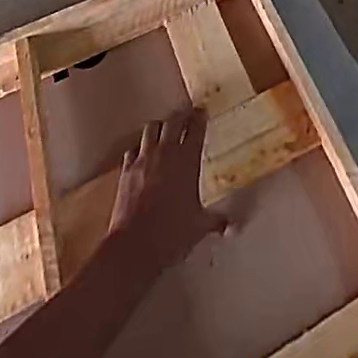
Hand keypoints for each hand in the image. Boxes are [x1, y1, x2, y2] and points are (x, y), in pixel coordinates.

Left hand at [108, 108, 225, 268]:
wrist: (134, 246)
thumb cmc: (172, 233)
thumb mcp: (200, 226)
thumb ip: (217, 221)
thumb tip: (231, 228)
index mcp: (188, 160)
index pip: (196, 128)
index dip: (200, 117)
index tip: (202, 111)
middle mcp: (166, 153)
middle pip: (174, 121)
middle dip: (182, 116)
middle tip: (187, 115)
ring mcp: (143, 160)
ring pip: (151, 128)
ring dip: (160, 126)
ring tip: (165, 130)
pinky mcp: (126, 171)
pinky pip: (133, 149)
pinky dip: (140, 147)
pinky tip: (143, 154)